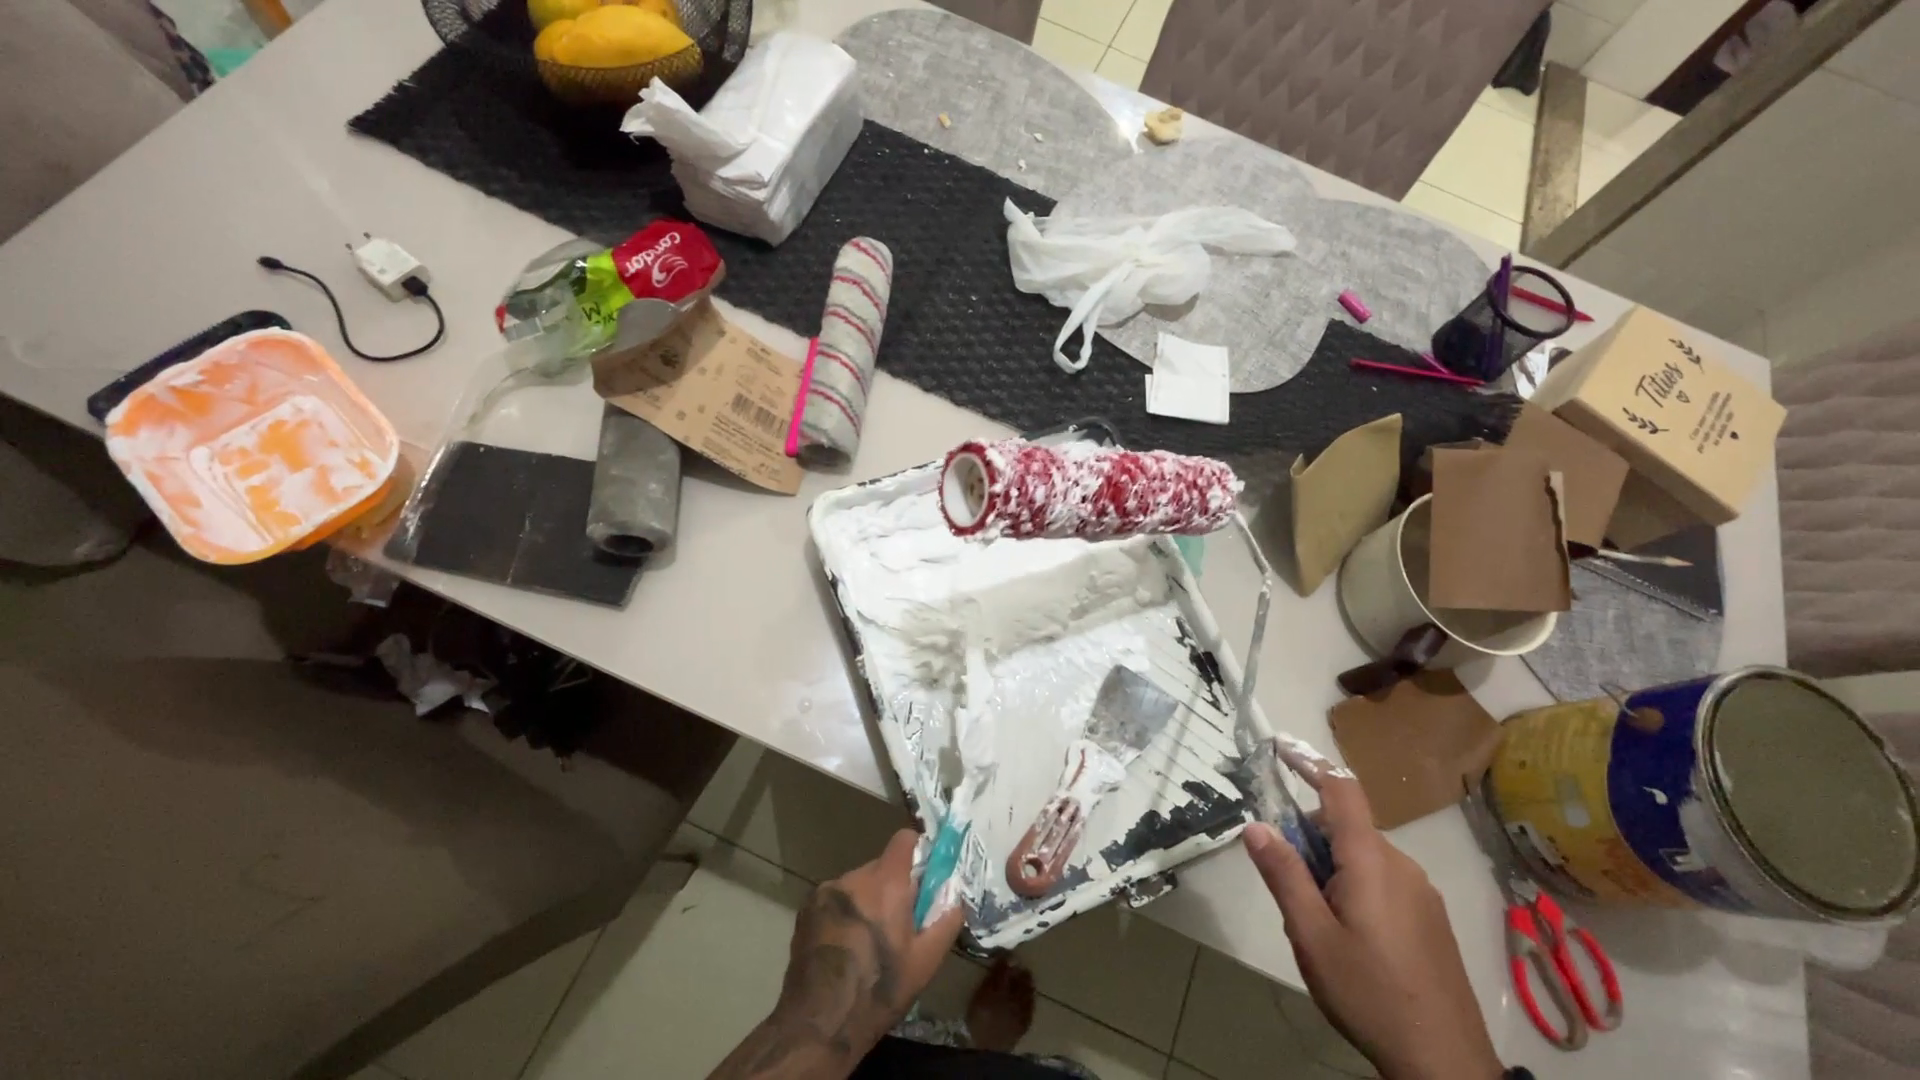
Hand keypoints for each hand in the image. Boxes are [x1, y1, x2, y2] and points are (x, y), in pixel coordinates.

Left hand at [709, 828, 964, 1079]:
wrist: (820, 1021)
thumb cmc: (880, 989)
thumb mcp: (926, 961)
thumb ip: (946, 921)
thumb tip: (956, 898)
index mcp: (886, 883)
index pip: (904, 840)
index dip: (918, 852)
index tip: (925, 877)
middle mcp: (853, 877)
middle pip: (881, 867)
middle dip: (893, 887)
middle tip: (899, 923)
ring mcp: (825, 892)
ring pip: (857, 884)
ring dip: (867, 900)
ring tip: (869, 941)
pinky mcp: (806, 909)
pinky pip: (836, 899)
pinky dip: (845, 912)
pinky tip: (845, 946)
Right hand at [1243, 752, 1502, 1079]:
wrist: (1444, 1060)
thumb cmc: (1368, 992)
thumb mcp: (1311, 935)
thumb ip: (1284, 876)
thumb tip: (1256, 826)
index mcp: (1370, 860)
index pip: (1341, 791)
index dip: (1310, 764)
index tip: (1280, 749)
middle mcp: (1401, 865)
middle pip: (1347, 828)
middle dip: (1309, 839)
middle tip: (1284, 885)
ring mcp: (1422, 892)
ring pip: (1364, 857)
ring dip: (1331, 868)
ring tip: (1314, 922)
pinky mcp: (1431, 918)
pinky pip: (1384, 881)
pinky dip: (1355, 886)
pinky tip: (1348, 938)